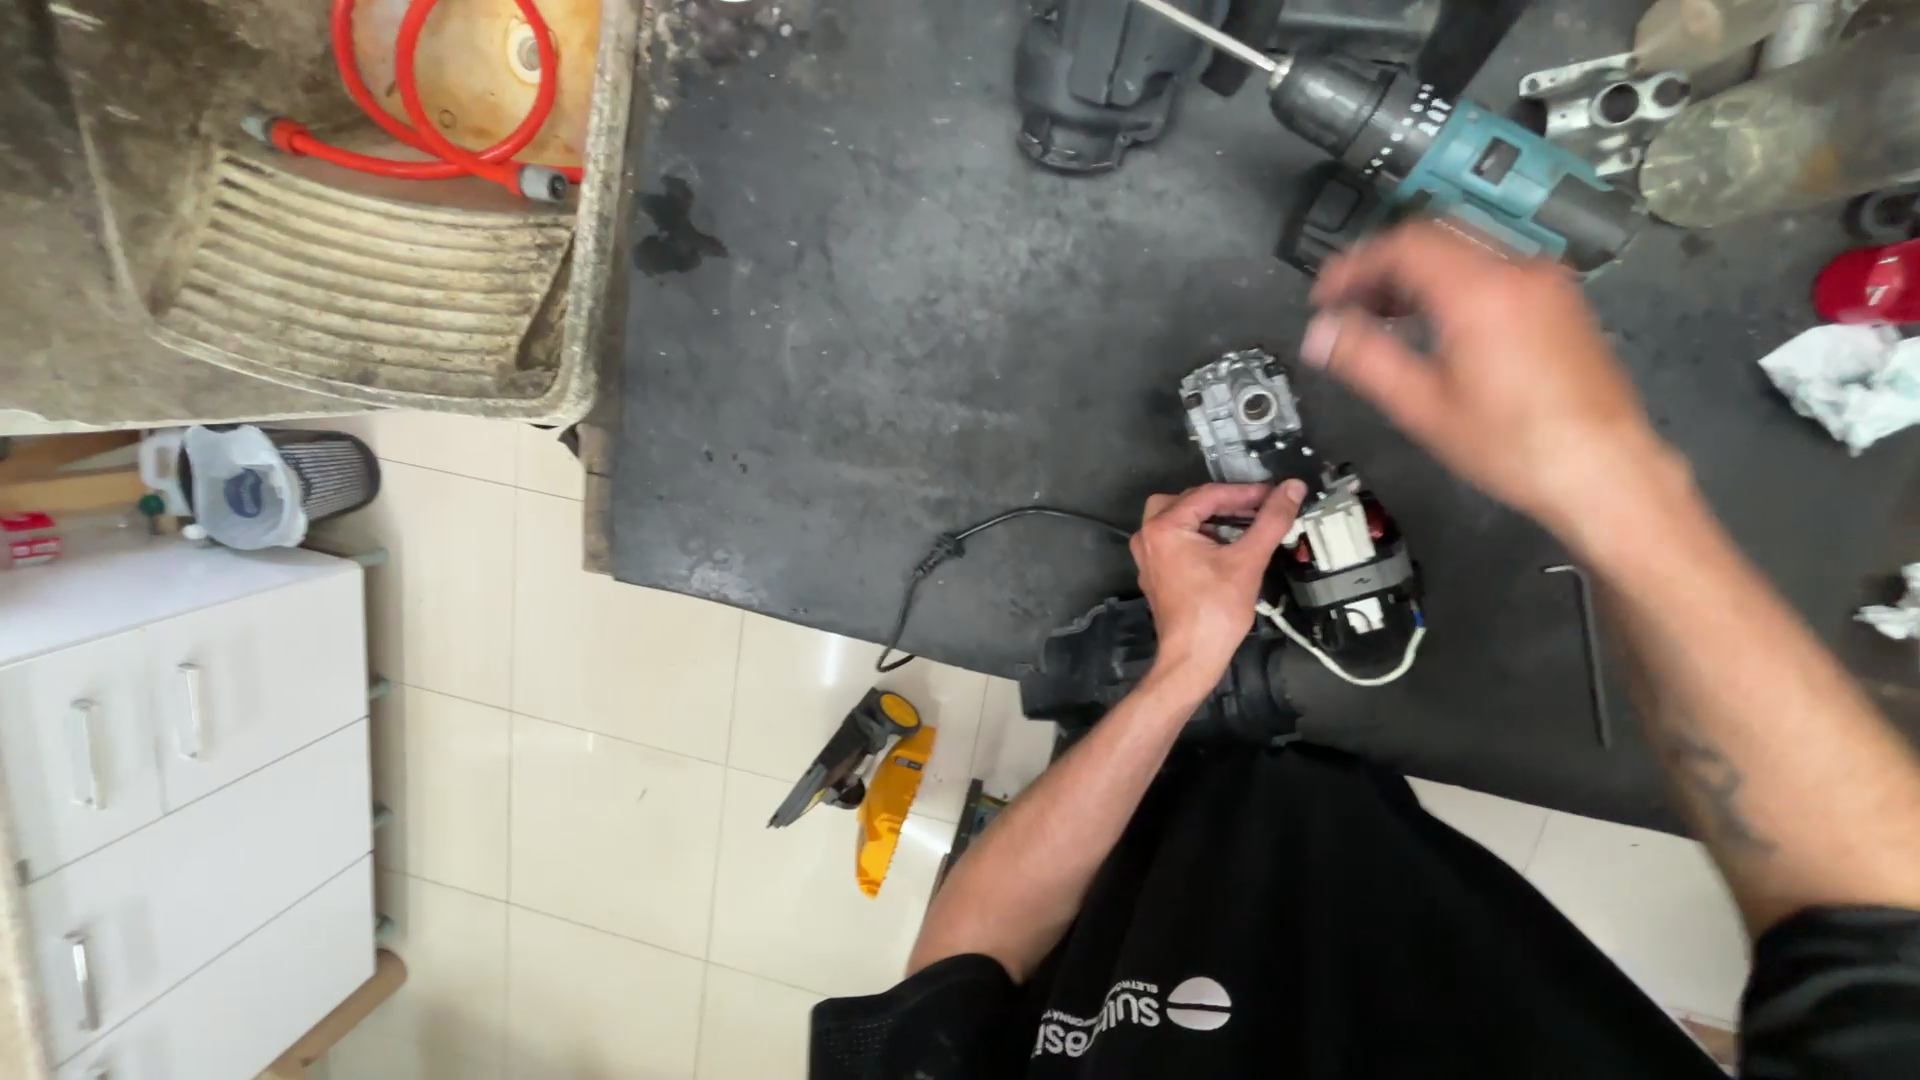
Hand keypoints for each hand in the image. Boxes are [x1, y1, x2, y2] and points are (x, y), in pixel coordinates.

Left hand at [1130, 481, 1307, 693]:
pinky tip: (1225, 544)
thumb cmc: (1216, 609)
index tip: (1275, 493)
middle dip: (1222, 501)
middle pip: (1186, 501)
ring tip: (1243, 522)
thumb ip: (1271, 520)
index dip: (1245, 492)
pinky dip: (1198, 535)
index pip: (1207, 495)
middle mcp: (1147, 536)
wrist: (1192, 656)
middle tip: (1255, 506)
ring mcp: (1147, 555)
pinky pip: (1174, 540)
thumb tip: (1293, 488)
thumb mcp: (1248, 560)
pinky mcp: (1154, 572)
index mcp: (1164, 527)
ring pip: (1177, 519)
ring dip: (1209, 517)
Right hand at [1301, 223, 1681, 536]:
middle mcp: (1518, 273)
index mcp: (1479, 292)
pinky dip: (1447, 283)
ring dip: (1413, 273)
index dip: (1353, 265)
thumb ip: (1363, 359)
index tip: (1325, 294)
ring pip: (1463, 249)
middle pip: (1434, 237)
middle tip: (1345, 300)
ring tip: (1379, 313)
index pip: (1403, 245)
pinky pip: (1490, 269)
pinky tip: (1428, 321)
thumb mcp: (1420, 405)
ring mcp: (1544, 284)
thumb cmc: (1513, 444)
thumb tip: (1320, 334)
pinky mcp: (1556, 301)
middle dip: (1380, 264)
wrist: (1601, 466)